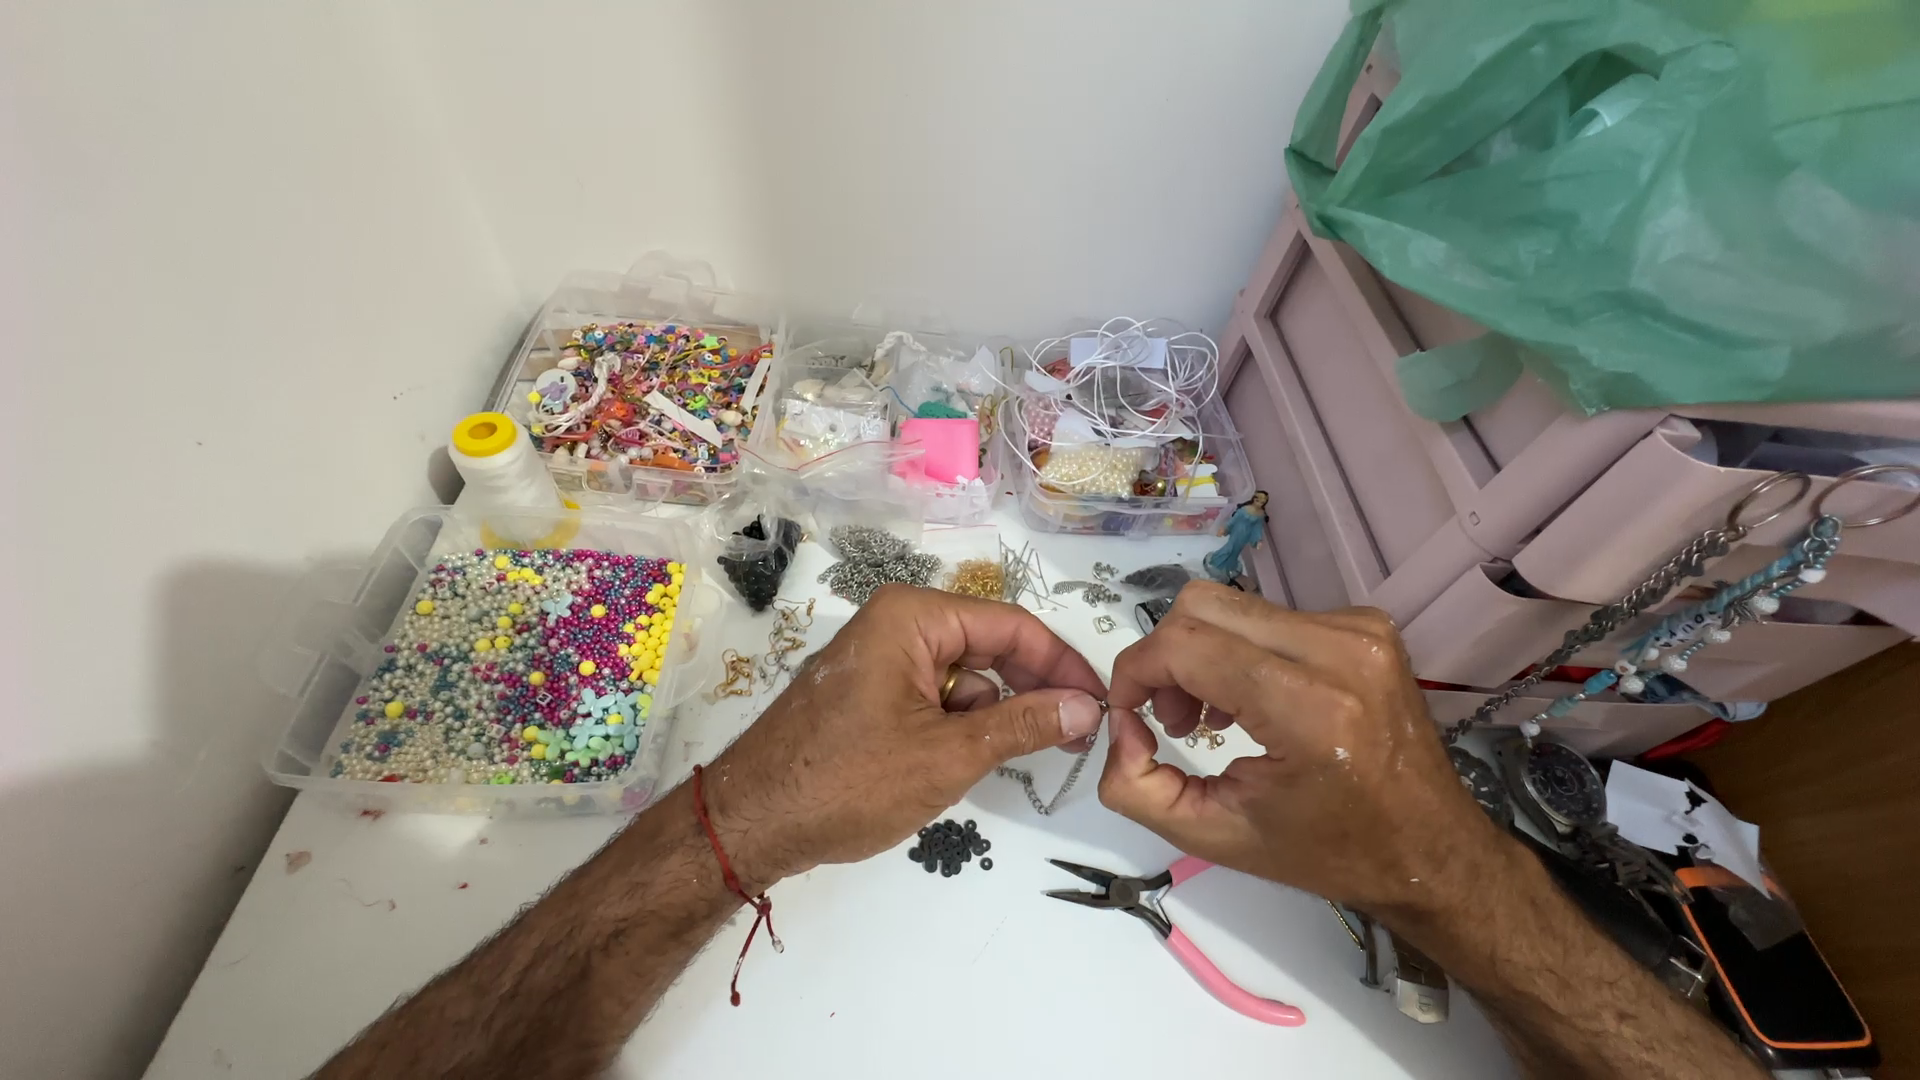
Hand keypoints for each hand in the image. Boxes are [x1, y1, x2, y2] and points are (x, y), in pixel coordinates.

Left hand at [703, 584, 1107, 891]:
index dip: (1061, 664)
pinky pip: (934, 695)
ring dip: (990, 714)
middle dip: (1029, 689)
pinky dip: (956, 725)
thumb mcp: (947, 755)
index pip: (1011, 625)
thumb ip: (1022, 724)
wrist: (752, 824)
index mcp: (914, 616)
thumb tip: (1085, 706)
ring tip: (999, 759)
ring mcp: (882, 657)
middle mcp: (898, 622)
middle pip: (988, 646)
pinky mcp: (872, 690)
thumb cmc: (849, 781)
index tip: (1098, 704)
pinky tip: (953, 762)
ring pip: (964, 676)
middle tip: (1073, 734)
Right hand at [1096, 582, 1501, 914]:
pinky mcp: (1365, 624)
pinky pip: (1266, 614)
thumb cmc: (1326, 852)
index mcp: (1309, 708)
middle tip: (1172, 716)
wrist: (1433, 850)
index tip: (1129, 709)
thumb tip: (1119, 721)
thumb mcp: (1213, 837)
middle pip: (1201, 606)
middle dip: (1164, 656)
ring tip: (1210, 713)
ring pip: (1230, 604)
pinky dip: (1237, 649)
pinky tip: (1250, 698)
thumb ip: (1135, 786)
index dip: (1135, 669)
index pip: (1185, 645)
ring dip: (1199, 652)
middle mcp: (1339, 650)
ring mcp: (1358, 629)